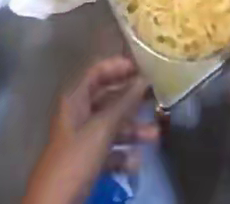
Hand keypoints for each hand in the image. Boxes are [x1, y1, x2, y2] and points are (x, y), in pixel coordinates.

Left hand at [22, 57, 157, 203]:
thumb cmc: (75, 159)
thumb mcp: (101, 129)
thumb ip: (123, 103)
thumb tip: (144, 79)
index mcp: (75, 99)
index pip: (97, 71)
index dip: (118, 66)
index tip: (143, 67)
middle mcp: (78, 114)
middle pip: (107, 98)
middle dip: (131, 99)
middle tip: (155, 96)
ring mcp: (82, 139)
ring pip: (111, 125)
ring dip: (132, 129)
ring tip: (155, 135)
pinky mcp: (86, 163)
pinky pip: (108, 151)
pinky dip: (122, 154)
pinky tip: (136, 161)